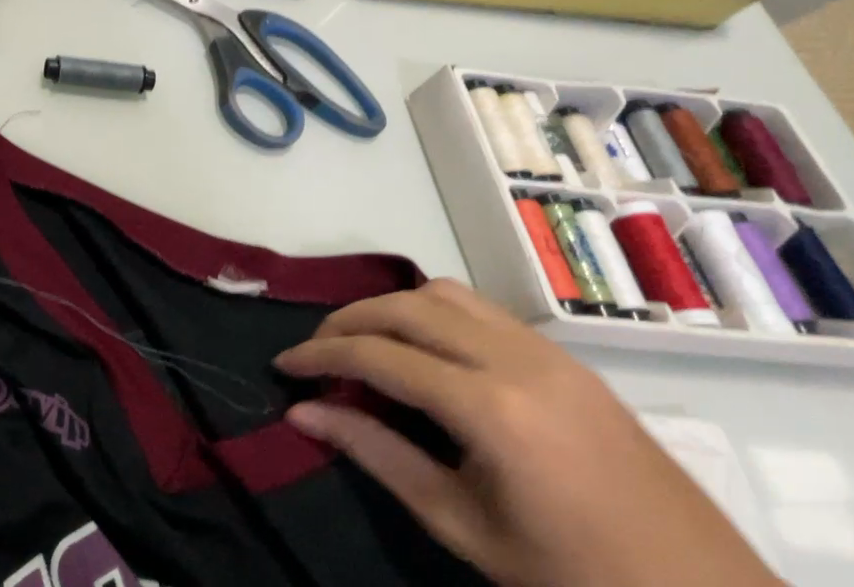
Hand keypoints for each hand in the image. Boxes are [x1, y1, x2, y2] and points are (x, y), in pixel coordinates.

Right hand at [274, 279, 777, 586]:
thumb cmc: (569, 574)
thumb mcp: (461, 523)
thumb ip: (377, 455)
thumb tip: (302, 414)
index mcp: (490, 409)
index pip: (379, 354)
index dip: (320, 355)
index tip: (283, 367)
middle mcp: (517, 362)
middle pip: (407, 307)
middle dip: (348, 321)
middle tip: (315, 353)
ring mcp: (549, 355)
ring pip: (446, 294)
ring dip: (393, 308)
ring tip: (364, 343)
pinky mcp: (569, 361)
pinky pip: (483, 311)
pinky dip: (435, 314)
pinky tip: (423, 350)